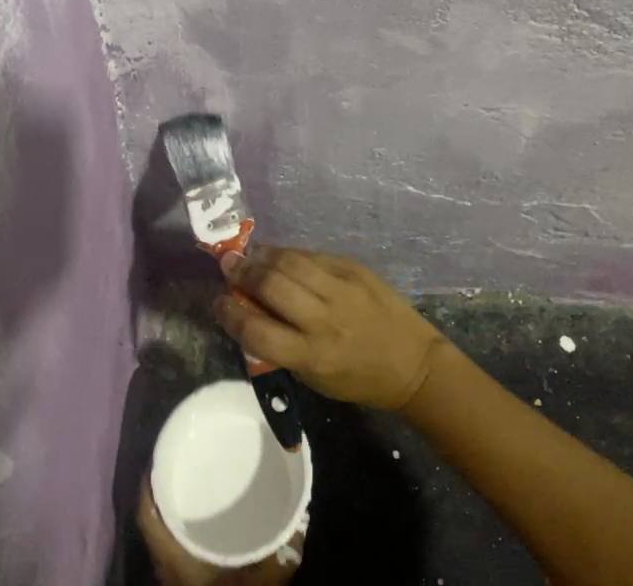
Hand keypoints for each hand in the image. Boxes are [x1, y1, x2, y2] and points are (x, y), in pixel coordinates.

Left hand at [137, 476, 302, 585]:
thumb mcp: (268, 579)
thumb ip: (284, 548)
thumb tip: (301, 517)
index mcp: (174, 557)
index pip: (146, 514)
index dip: (148, 484)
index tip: (160, 457)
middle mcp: (166, 566)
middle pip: (152, 523)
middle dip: (163, 492)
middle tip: (183, 465)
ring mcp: (172, 578)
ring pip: (162, 538)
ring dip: (171, 514)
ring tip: (193, 486)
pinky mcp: (183, 584)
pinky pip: (173, 550)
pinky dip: (181, 533)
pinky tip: (203, 525)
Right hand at [214, 245, 448, 410]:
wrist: (414, 364)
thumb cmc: (359, 379)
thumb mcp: (315, 377)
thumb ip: (281, 345)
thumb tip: (248, 308)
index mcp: (312, 356)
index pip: (257, 331)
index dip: (230, 314)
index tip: (218, 302)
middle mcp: (325, 321)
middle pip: (271, 286)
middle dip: (242, 273)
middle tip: (227, 266)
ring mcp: (342, 290)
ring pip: (291, 262)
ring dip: (262, 256)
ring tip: (248, 255)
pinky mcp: (355, 270)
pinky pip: (313, 255)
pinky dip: (289, 254)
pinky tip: (278, 255)